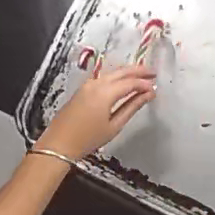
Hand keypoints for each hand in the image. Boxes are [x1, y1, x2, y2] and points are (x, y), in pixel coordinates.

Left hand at [36, 65, 156, 159]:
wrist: (60, 143)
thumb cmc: (88, 138)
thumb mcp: (114, 125)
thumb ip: (132, 107)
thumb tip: (148, 95)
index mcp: (105, 92)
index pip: (130, 82)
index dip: (144, 84)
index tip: (155, 88)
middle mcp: (96, 84)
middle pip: (121, 72)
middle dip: (138, 71)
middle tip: (153, 73)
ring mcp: (88, 85)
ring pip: (112, 73)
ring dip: (127, 73)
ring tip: (142, 76)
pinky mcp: (82, 89)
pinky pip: (104, 78)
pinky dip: (116, 78)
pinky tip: (123, 83)